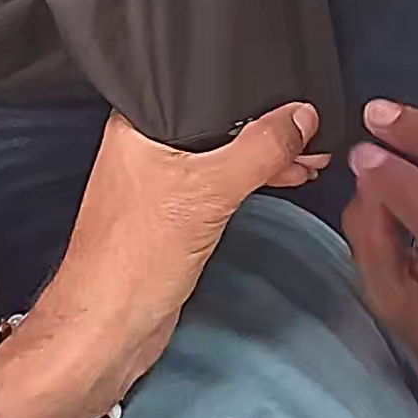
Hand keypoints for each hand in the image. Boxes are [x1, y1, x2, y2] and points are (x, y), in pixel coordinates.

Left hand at [0, 103, 328, 417]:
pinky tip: (277, 179)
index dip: (253, 94)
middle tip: (308, 136)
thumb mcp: (208, 191)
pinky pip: (218, 182)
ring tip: (305, 158)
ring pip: (220, 154)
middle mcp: (145, 146)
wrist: (109, 327)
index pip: (203, 89)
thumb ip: (258, 150)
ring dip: (262, 156)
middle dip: (266, 130)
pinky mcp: (172, 210)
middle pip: (217, 122)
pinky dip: (249, 179)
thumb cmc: (132, 259)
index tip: (295, 105)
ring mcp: (158, 179)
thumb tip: (299, 118)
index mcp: (137, 124)